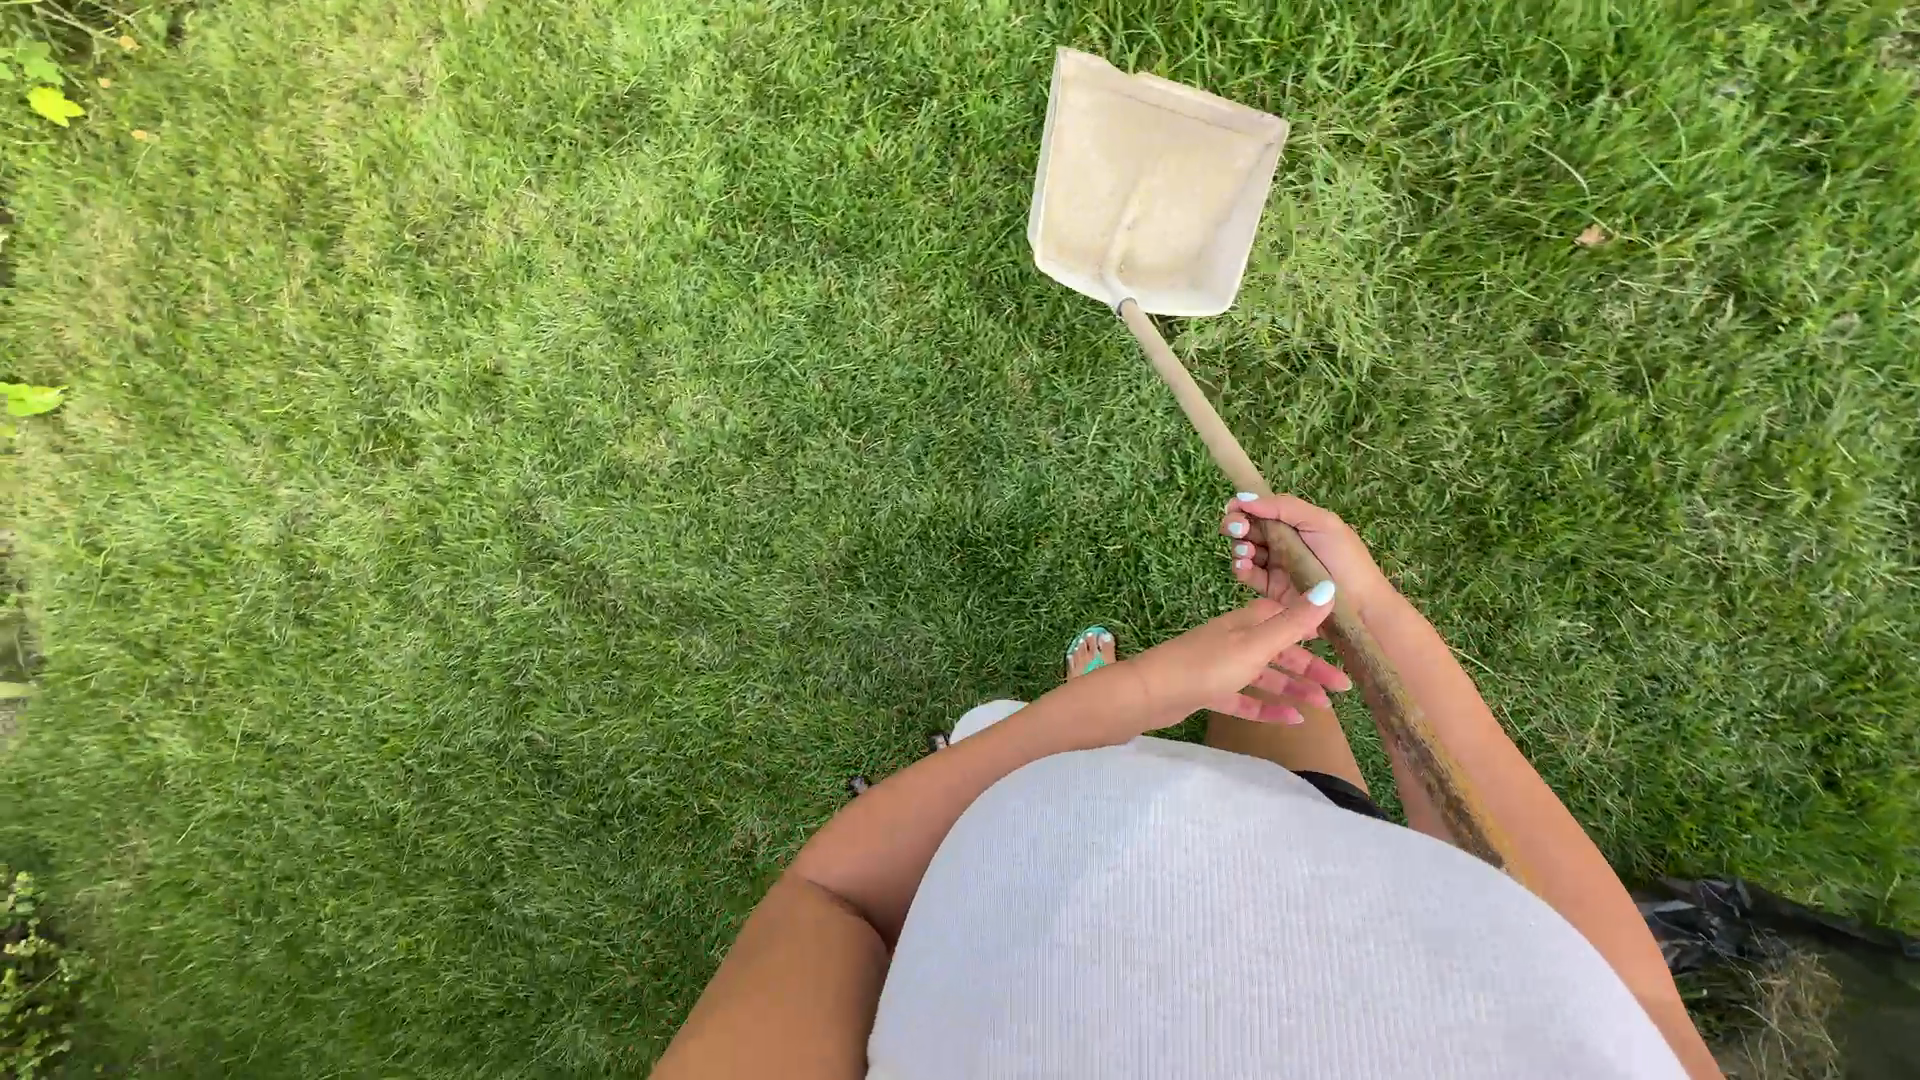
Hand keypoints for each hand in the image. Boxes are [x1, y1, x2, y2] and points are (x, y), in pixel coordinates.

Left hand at [1054, 592, 1346, 742]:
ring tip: (1326, 706)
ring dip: (1294, 688)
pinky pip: (1244, 699)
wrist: (1148, 695)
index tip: (1342, 638)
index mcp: (1243, 623)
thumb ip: (1292, 623)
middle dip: (1310, 667)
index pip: (1284, 617)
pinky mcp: (1207, 692)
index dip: (1312, 626)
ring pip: (1263, 676)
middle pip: (1278, 650)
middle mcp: (1232, 641)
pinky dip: (1268, 708)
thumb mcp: (1254, 645)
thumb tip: (1329, 585)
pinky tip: (1293, 720)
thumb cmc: (1204, 666)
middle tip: (1345, 687)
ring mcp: (1218, 667)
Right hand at [1220, 494, 1394, 618]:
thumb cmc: (1344, 559)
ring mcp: (1274, 566)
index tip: (1233, 507)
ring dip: (1238, 546)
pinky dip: (1240, 568)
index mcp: (1294, 524)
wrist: (1359, 604)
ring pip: (1243, 551)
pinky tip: (1244, 566)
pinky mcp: (1269, 588)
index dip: (1244, 507)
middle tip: (1238, 528)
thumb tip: (1244, 496)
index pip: (1261, 510)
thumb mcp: (1321, 522)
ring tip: (1247, 551)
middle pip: (1247, 529)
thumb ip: (1284, 506)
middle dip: (1236, 525)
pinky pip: (1247, 575)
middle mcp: (1281, 542)